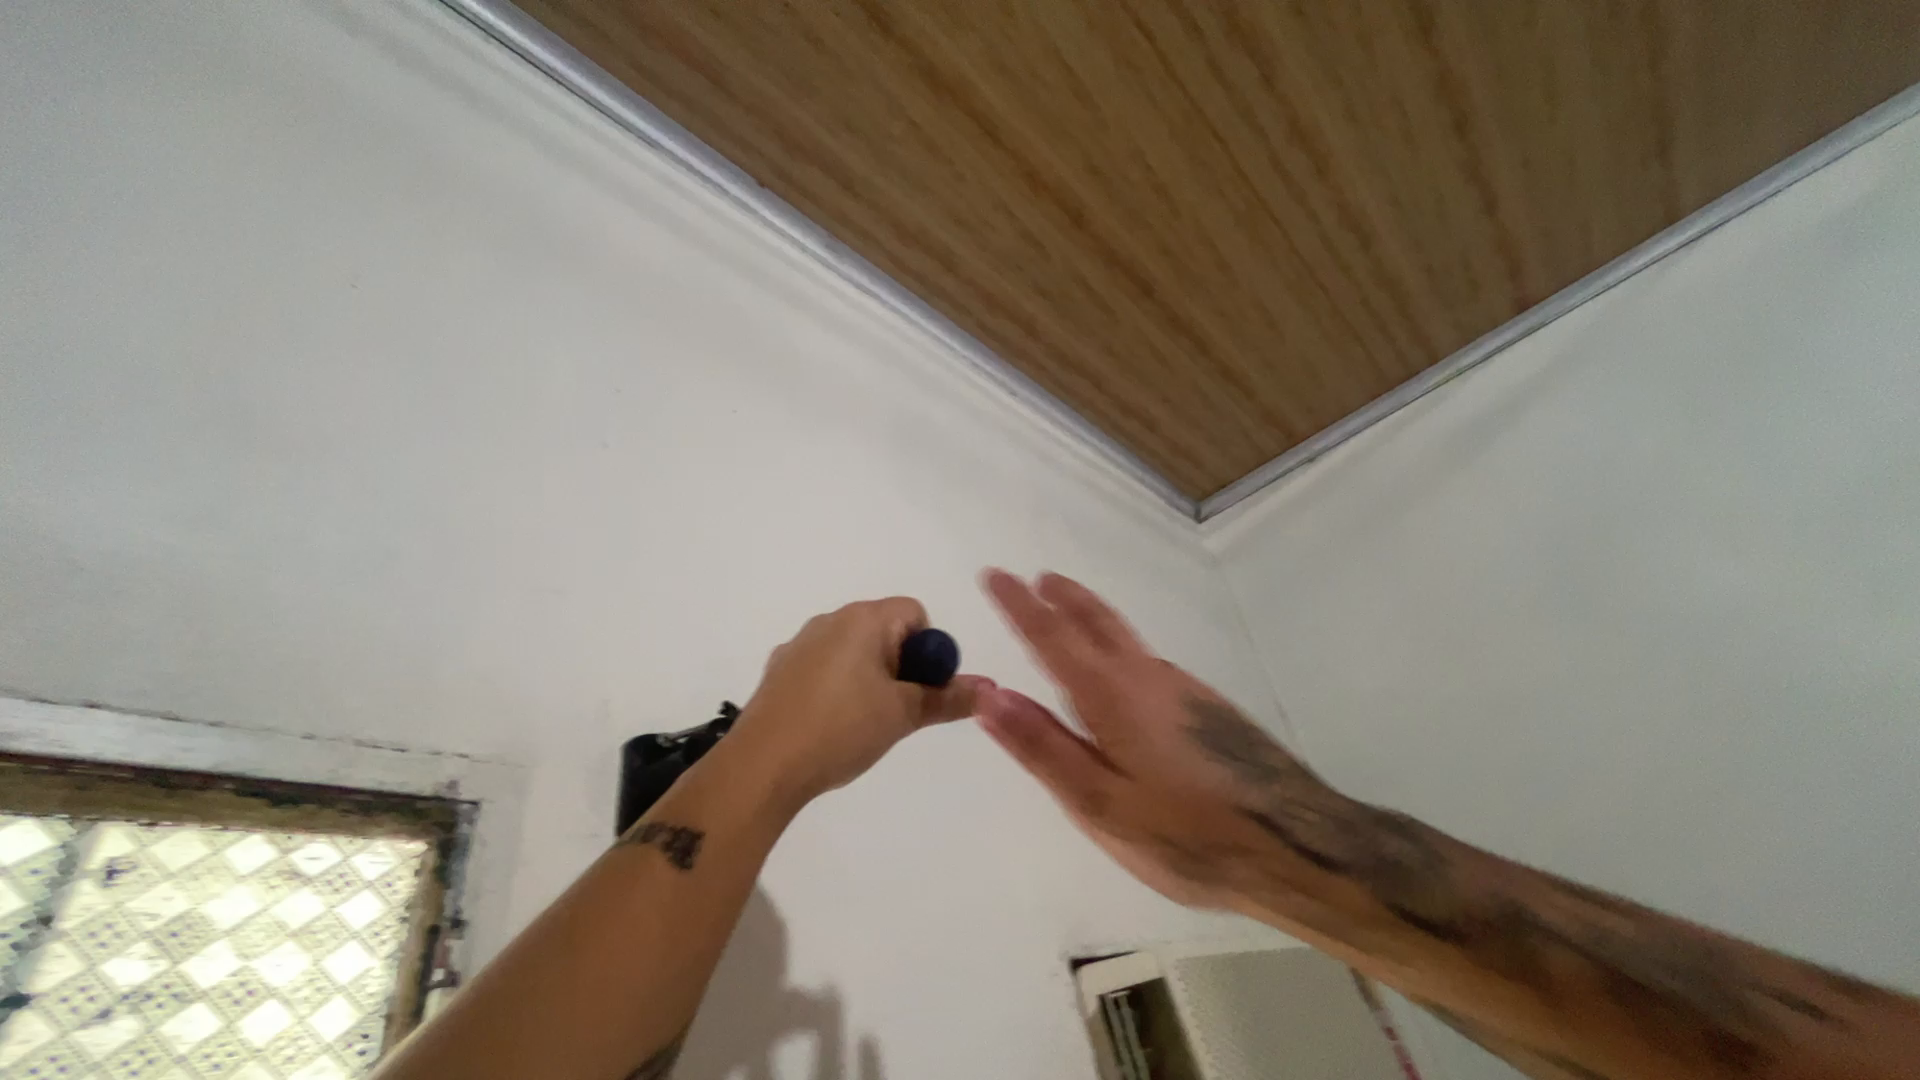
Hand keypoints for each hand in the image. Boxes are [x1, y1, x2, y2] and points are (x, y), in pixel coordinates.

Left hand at [732, 597, 989, 807]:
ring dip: (870, 679)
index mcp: (862, 619)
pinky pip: (824, 669)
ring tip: (864, 724)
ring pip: (853, 651)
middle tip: (899, 711)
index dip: (929, 650)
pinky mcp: (779, 671)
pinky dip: (837, 688)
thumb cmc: (840, 729)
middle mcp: (830, 620)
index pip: (915, 613)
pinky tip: (830, 726)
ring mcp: (799, 644)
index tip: (922, 690)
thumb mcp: (903, 715)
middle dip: (901, 666)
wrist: (762, 766)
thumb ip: (948, 698)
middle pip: (885, 630)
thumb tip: (989, 688)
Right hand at [977, 570, 1349, 911]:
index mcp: (1112, 696)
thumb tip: (989, 694)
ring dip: (1091, 618)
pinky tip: (1121, 677)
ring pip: (1126, 640)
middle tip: (1037, 580)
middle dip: (1062, 597)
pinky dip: (1119, 648)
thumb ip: (1042, 747)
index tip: (994, 575)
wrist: (1299, 846)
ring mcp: (1184, 690)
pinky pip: (1149, 663)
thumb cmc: (1187, 834)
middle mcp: (1147, 678)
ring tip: (1068, 615)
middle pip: (1097, 622)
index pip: (1052, 636)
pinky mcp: (1209, 709)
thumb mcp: (1099, 803)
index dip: (1019, 605)